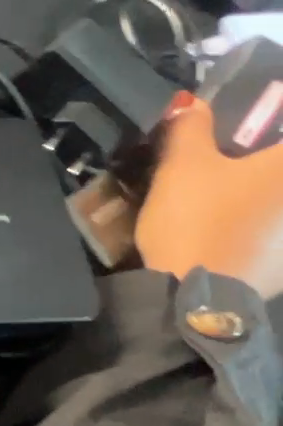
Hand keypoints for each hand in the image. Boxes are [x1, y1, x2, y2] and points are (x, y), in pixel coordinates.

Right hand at [137, 96, 282, 296]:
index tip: (261, 118)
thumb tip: (190, 101)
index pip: (282, 124)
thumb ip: (189, 132)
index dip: (272, 116)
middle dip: (260, 161)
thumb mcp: (181, 172)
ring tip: (234, 203)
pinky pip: (275, 232)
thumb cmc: (196, 221)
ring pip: (275, 207)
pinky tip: (239, 233)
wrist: (196, 295)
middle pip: (272, 166)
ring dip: (260, 201)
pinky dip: (263, 229)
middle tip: (242, 162)